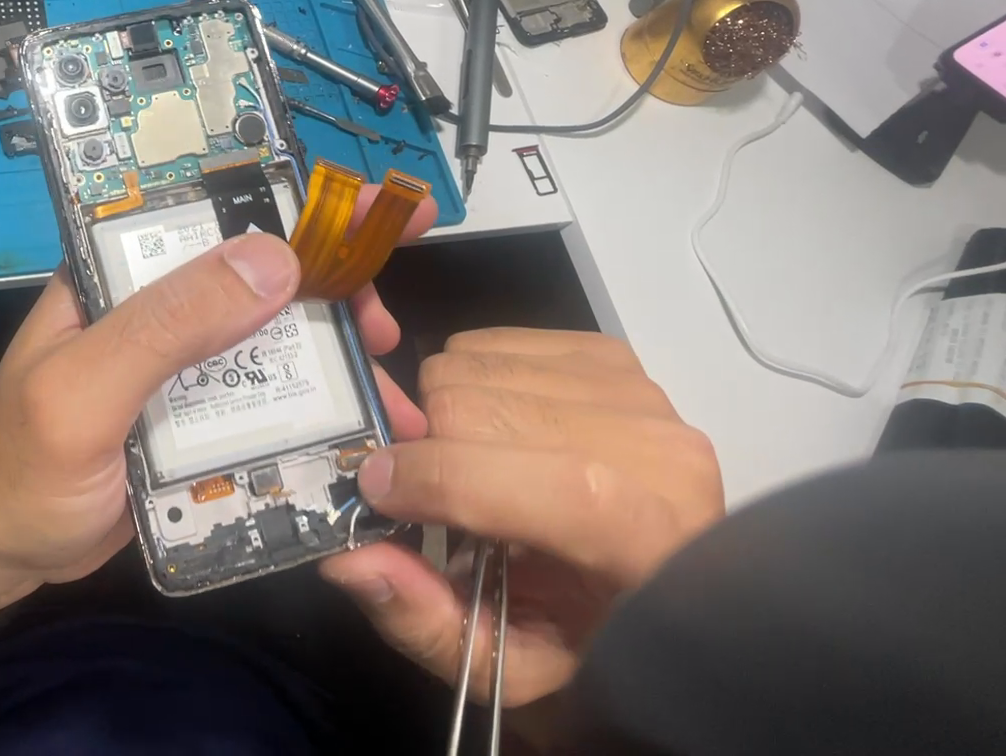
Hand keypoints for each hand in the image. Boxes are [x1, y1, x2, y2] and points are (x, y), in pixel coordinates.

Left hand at [0, 189, 436, 619]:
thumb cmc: (22, 472)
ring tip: (388, 390)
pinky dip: (312, 408)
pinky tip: (357, 431)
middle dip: (327, 287)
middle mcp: (149, 309)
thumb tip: (270, 260)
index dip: (283, 202)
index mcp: (113, 277)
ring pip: (266, 338)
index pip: (200, 215)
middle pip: (251, 275)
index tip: (369, 208)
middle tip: (381, 321)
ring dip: (330, 353)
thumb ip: (162, 327)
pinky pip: (260, 398)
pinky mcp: (191, 418)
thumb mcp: (83, 393)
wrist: (1, 555)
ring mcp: (174, 365)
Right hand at [318, 329, 723, 706]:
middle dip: (424, 445)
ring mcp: (636, 392)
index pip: (562, 490)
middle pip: (475, 407)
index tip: (376, 492)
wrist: (656, 572)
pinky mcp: (608, 354)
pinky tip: (494, 425)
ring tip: (469, 458)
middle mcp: (660, 454)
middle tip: (426, 483)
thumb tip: (345, 557)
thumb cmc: (584, 632)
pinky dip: (464, 376)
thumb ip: (423, 620)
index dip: (450, 480)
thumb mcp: (506, 664)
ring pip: (466, 363)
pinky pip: (484, 340)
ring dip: (439, 410)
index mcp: (656, 550)